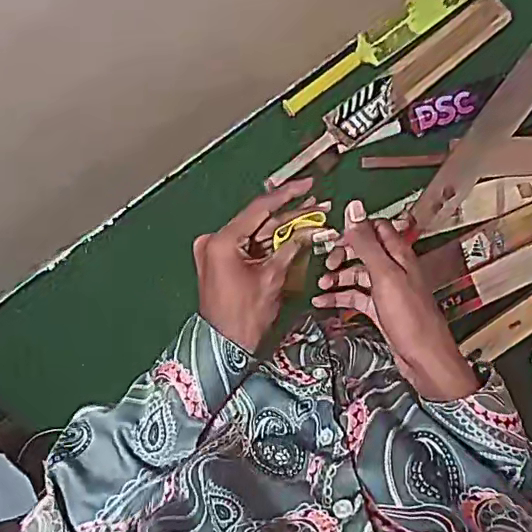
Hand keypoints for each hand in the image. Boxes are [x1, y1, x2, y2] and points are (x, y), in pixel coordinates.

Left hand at [194, 178, 324, 350]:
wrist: (224, 345)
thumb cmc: (244, 317)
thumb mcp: (272, 278)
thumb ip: (290, 248)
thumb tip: (307, 231)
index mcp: (222, 241)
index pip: (260, 208)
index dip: (288, 196)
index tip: (308, 186)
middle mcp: (214, 241)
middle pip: (258, 221)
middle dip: (289, 215)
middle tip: (317, 206)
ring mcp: (214, 251)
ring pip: (255, 233)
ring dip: (281, 229)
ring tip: (311, 220)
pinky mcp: (219, 262)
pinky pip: (247, 246)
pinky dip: (268, 244)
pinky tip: (291, 237)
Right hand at [313, 200, 479, 400]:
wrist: (423, 357)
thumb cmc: (409, 317)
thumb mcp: (384, 275)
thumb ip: (367, 242)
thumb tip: (353, 208)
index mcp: (399, 255)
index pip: (376, 228)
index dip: (355, 230)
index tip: (334, 238)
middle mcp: (394, 269)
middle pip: (364, 251)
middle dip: (343, 255)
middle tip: (327, 264)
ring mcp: (387, 290)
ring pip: (358, 275)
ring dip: (338, 277)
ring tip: (321, 284)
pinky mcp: (381, 309)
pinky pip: (357, 297)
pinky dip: (340, 297)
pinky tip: (323, 301)